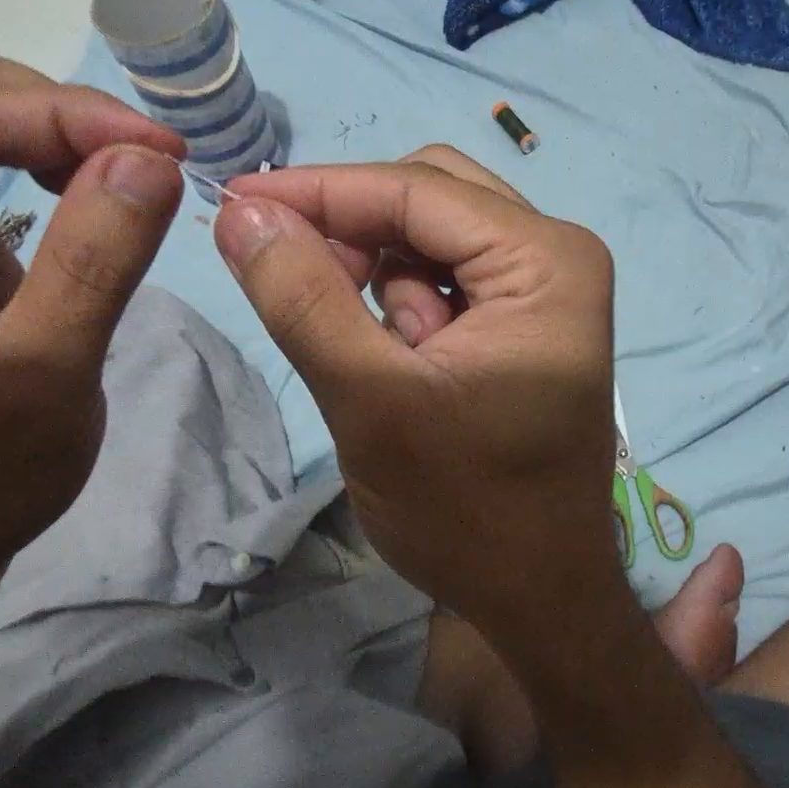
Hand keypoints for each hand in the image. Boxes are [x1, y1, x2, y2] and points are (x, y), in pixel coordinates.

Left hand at [0, 38, 187, 615]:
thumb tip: (152, 157)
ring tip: (124, 179)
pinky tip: (88, 202)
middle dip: (52, 110)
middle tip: (143, 159)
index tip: (169, 150)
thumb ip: (96, 259)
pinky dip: (41, 168)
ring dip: (49, 134)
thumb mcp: (46, 375)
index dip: (69, 117)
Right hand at [213, 147, 621, 646]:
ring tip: (373, 356)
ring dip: (381, 280)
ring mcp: (548, 290)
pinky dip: (404, 308)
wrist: (538, 598)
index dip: (318, 190)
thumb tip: (242, 209)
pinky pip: (447, 281)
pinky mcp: (528, 324)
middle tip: (289, 279)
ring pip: (433, 238)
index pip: (416, 189)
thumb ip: (304, 297)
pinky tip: (400, 363)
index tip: (230, 199)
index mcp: (547, 261)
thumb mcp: (371, 401)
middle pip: (430, 198)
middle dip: (354, 233)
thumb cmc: (468, 512)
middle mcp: (559, 256)